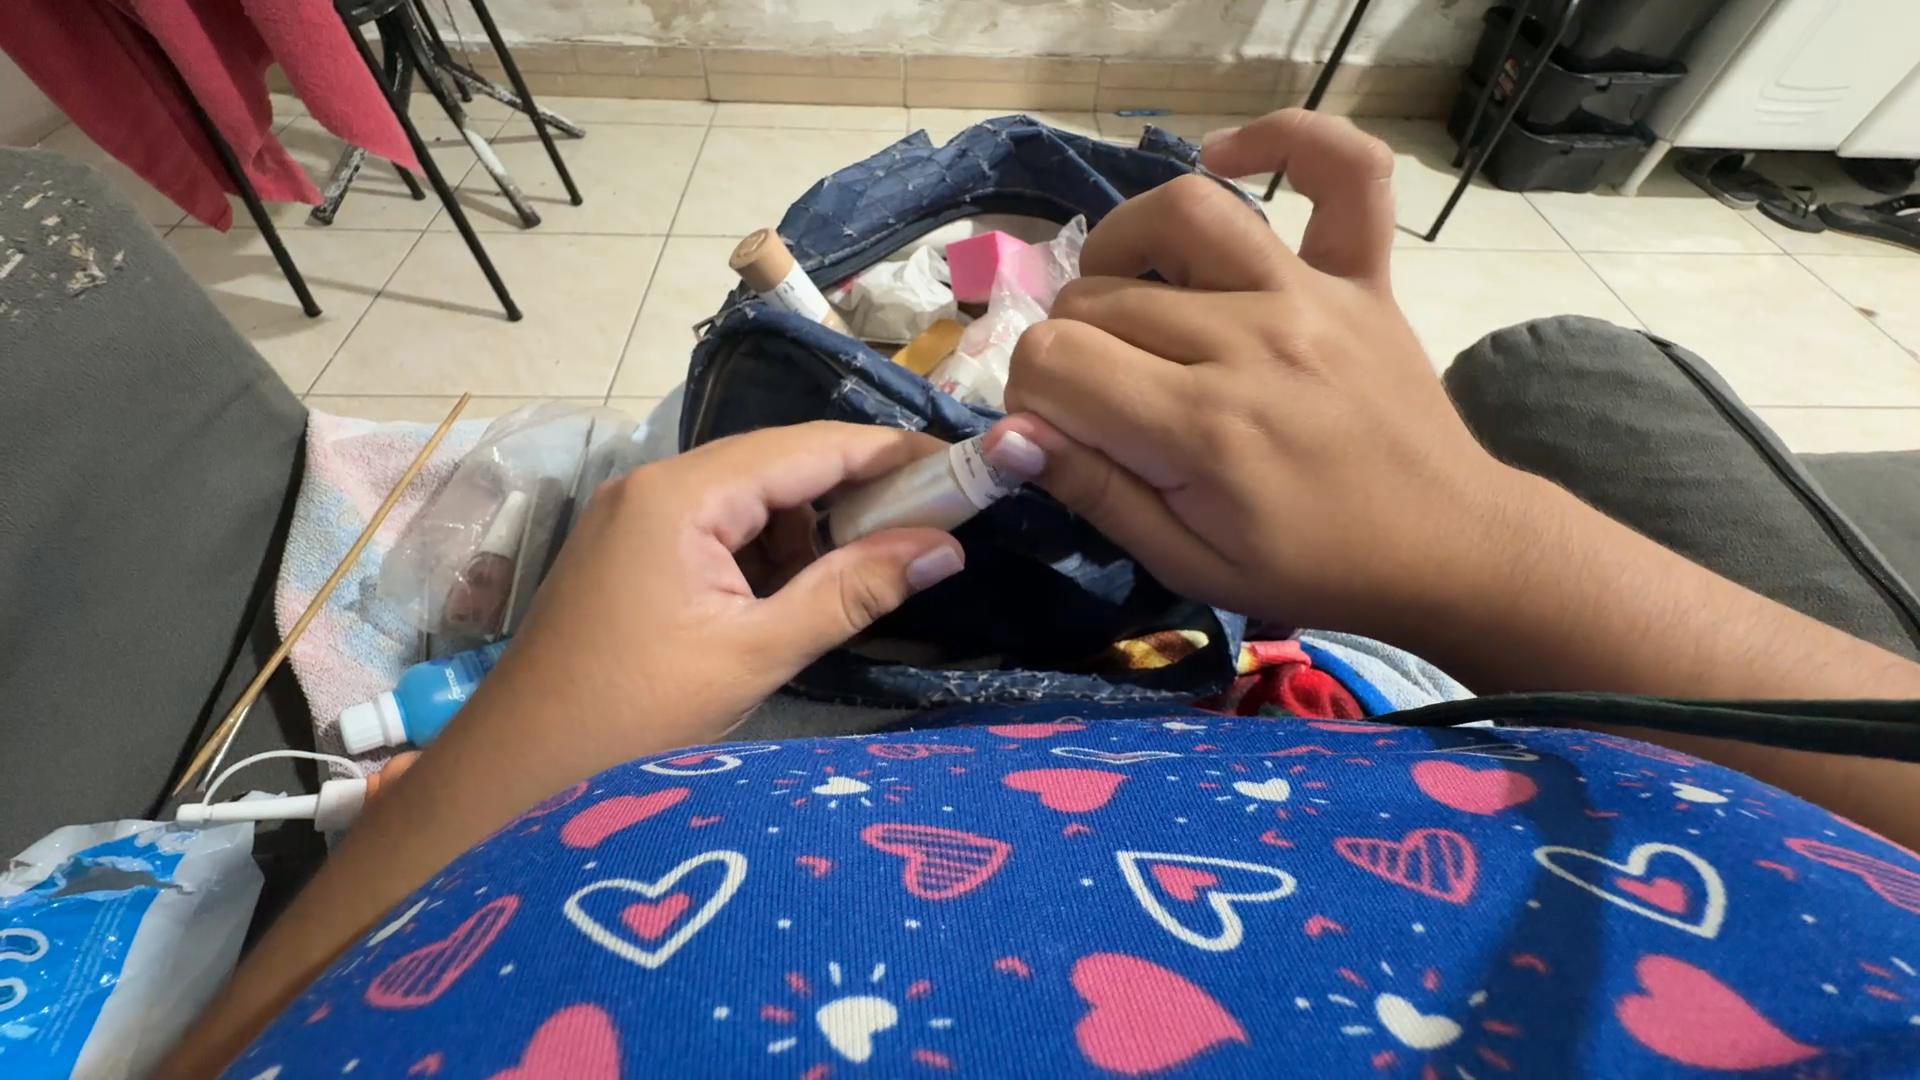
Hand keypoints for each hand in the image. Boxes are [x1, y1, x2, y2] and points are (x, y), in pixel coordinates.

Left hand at [476, 421, 1022, 770]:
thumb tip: (944, 549)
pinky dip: (774, 549)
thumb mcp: (756, 651)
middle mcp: (659, 484)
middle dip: (856, 487)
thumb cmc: (633, 716)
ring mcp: (643, 514)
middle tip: (928, 515)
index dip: (887, 451)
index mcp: (683, 495)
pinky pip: (726, 526)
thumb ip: (853, 592)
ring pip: (755, 496)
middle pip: (781, 463)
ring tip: (869, 561)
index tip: (953, 462)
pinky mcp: (641, 548)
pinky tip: (800, 587)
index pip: (808, 448)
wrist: (514, 777)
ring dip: (815, 524)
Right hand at [998, 108, 1528, 638]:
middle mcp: (1248, 342)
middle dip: (1066, 348)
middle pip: (1096, 297)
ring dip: (1123, 249)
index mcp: (1199, 429)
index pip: (1054, 361)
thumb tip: (1006, 436)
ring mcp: (1310, 296)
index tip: (1055, 430)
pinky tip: (1228, 156)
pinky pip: (1343, 171)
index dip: (1028, 394)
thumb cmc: (1306, 569)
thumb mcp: (1184, 563)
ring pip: (1180, 214)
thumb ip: (1093, 492)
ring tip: (1124, 297)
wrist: (1443, 549)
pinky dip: (1285, 140)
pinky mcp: (1361, 277)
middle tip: (1095, 397)